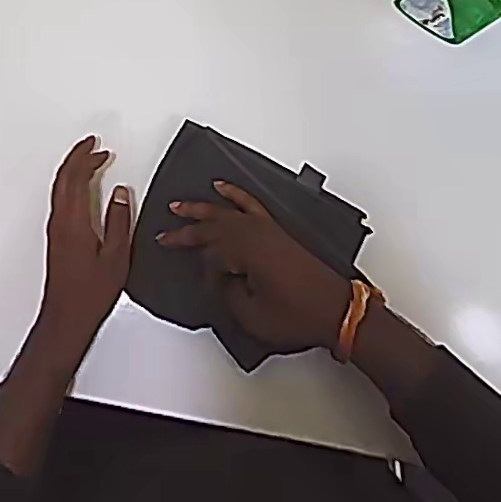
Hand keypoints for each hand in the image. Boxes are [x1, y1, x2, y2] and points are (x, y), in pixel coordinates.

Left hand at [39, 136, 134, 342]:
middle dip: (77, 157)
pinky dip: (71, 184)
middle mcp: (60, 221)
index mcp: (73, 221)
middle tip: (92, 145)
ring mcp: (56, 229)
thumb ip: (118, 220)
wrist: (67, 317)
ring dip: (74, 169)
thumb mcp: (116, 255)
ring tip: (89, 160)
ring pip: (60, 187)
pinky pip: (61, 198)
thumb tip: (120, 193)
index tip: (99, 147)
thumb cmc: (89, 293)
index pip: (76, 178)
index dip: (87, 157)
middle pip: (64, 178)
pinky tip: (82, 187)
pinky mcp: (57, 236)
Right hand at [157, 181, 351, 354]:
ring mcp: (265, 228)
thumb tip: (220, 279)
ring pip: (224, 212)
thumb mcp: (253, 315)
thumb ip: (228, 293)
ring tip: (179, 206)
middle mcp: (253, 234)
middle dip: (186, 231)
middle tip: (165, 235)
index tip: (206, 287)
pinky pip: (249, 202)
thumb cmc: (298, 313)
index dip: (204, 274)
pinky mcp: (274, 229)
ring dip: (200, 209)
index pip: (210, 255)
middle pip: (212, 227)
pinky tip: (222, 186)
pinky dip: (234, 192)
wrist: (334, 308)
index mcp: (246, 252)